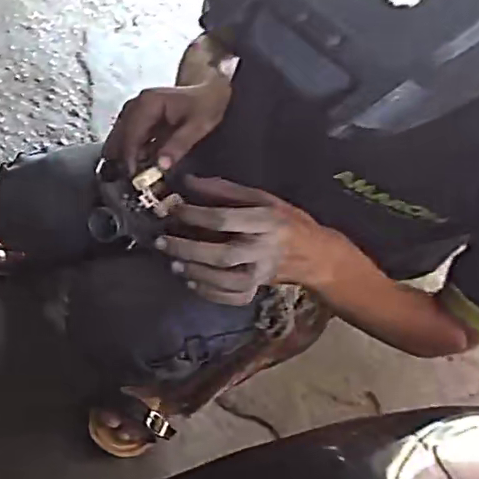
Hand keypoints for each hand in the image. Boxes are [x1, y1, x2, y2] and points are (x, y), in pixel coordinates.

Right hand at [104, 77, 231, 174]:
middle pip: (118, 139)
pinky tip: (139, 164)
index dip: (129, 158)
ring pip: (117, 140)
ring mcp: (130, 111)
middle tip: (134, 179)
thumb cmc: (204, 105)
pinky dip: (129, 153)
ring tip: (137, 174)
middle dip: (122, 160)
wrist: (207, 91)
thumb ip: (178, 145)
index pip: (129, 136)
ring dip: (124, 158)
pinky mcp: (132, 119)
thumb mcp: (198, 126)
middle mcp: (133, 106)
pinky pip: (123, 139)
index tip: (133, 177)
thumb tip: (161, 166)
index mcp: (147, 104)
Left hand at [152, 176, 349, 304]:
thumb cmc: (285, 220)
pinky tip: (191, 282)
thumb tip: (187, 181)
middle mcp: (265, 249)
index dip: (195, 214)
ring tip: (173, 263)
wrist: (317, 255)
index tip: (173, 209)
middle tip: (161, 242)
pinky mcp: (258, 290)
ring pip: (226, 280)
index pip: (225, 220)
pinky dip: (210, 293)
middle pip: (223, 255)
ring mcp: (262, 273)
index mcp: (267, 222)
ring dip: (196, 273)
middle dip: (187, 249)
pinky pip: (232, 297)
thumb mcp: (262, 199)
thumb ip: (224, 191)